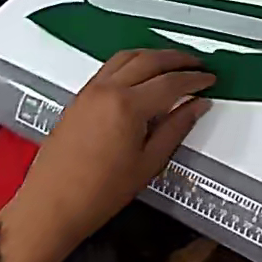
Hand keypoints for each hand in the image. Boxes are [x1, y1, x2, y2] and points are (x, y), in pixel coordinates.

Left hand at [0, 50, 213, 261]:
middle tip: (198, 65)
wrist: (51, 207)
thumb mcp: (149, 162)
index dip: (195, 79)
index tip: (209, 80)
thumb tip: (197, 106)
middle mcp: (108, 90)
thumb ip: (176, 127)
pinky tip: (143, 70)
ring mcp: (91, 90)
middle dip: (179, 59)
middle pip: (151, 60)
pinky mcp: (80, 96)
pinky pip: (111, 65)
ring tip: (174, 62)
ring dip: (155, 54)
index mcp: (128, 106)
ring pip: (129, 56)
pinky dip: (133, 61)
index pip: (171, 82)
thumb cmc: (98, 193)